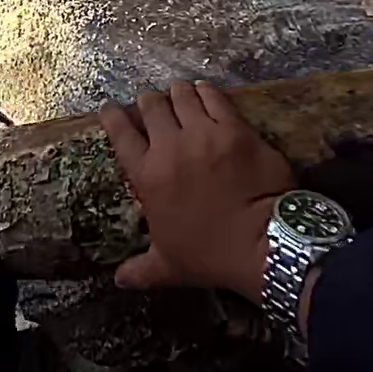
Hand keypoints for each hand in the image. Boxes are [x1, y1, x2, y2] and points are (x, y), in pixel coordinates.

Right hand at [99, 80, 294, 301]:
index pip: (120, 134)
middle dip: (149, 102)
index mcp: (147, 175)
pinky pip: (214, 98)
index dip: (112, 116)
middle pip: (151, 106)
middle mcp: (169, 146)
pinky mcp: (234, 127)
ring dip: (177, 93)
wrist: (262, 243)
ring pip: (181, 96)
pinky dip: (206, 92)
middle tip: (152, 105)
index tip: (110, 109)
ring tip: (179, 92)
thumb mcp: (168, 265)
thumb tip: (119, 280)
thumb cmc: (210, 254)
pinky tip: (205, 90)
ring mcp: (202, 132)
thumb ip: (141, 269)